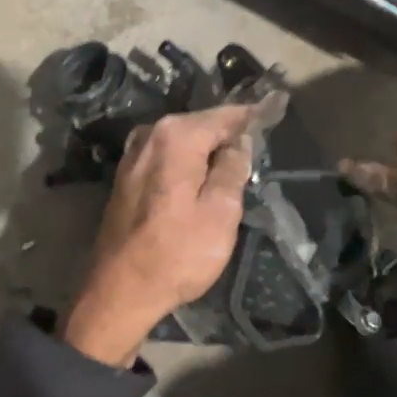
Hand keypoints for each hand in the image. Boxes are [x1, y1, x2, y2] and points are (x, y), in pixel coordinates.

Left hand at [63, 105, 257, 366]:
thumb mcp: (220, 212)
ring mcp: (133, 155)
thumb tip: (239, 142)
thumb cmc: (177, 253)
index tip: (277, 105)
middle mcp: (150, 135)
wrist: (119, 291)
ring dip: (208, 148)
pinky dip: (188, 162)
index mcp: (176, 136)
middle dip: (230, 131)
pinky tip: (203, 174)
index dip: (253, 113)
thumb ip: (232, 169)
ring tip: (237, 157)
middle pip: (201, 125)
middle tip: (261, 138)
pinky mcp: (126, 178)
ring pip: (183, 142)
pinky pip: (167, 158)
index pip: (225, 115)